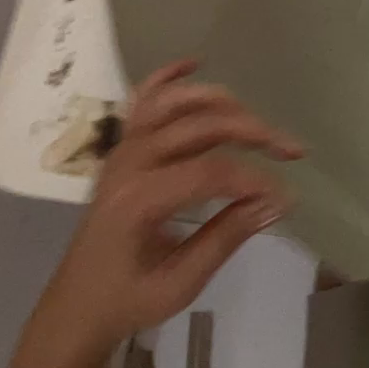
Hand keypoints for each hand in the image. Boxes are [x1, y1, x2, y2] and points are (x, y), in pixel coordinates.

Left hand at [3, 61, 302, 367]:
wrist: (76, 305)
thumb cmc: (128, 300)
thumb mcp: (180, 283)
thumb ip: (226, 237)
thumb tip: (276, 201)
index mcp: (139, 199)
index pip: (210, 171)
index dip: (253, 178)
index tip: (286, 195)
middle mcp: (129, 161)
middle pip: (199, 126)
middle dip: (252, 132)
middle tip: (292, 150)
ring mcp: (122, 148)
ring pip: (175, 102)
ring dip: (221, 102)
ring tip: (258, 122)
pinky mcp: (121, 146)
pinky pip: (143, 99)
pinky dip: (169, 76)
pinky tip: (195, 63)